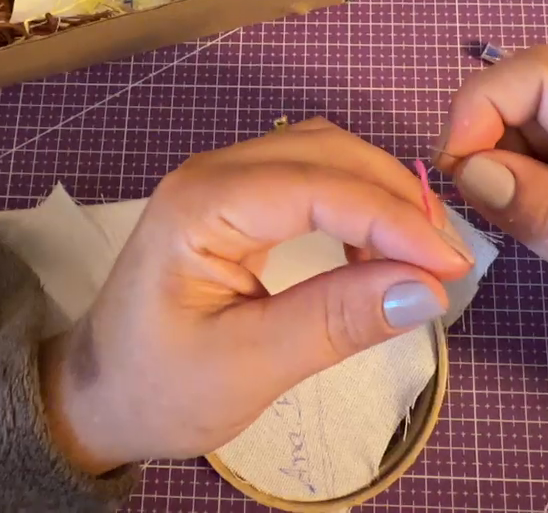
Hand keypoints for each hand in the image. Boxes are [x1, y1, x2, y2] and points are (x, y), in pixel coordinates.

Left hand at [40, 120, 473, 472]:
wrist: (97, 396)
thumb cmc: (158, 388)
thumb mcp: (247, 367)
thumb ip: (335, 321)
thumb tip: (425, 288)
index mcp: (202, 203)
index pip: (315, 185)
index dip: (389, 218)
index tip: (450, 265)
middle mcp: (213, 171)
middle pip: (324, 151)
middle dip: (391, 195)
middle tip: (444, 259)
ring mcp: (224, 178)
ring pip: (322, 154)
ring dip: (377, 192)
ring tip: (418, 253)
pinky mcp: (237, 196)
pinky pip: (309, 175)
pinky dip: (353, 201)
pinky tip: (374, 246)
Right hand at [436, 46, 547, 418]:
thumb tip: (470, 169)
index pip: (541, 72)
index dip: (479, 105)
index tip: (454, 175)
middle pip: (535, 86)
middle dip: (483, 134)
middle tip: (473, 212)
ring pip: (544, 114)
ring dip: (503, 156)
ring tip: (510, 225)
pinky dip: (531, 173)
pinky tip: (539, 219)